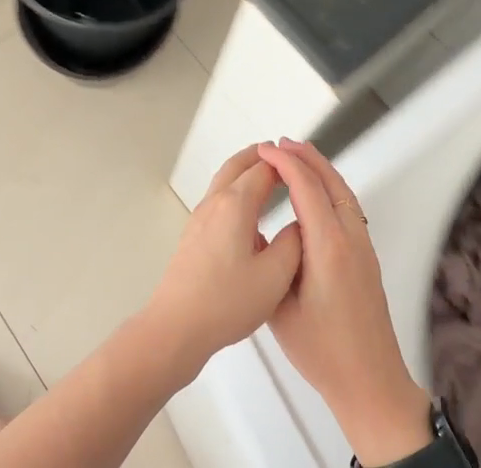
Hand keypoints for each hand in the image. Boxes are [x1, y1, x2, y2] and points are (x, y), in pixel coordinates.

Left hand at [142, 145, 303, 371]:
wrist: (177, 325)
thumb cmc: (227, 302)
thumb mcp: (275, 276)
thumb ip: (293, 244)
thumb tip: (300, 225)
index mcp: (236, 205)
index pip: (263, 170)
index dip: (285, 163)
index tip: (302, 162)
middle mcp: (215, 203)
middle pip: (237, 165)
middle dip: (260, 156)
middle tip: (282, 155)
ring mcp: (200, 217)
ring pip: (224, 180)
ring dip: (245, 171)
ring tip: (268, 176)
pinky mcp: (193, 233)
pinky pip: (218, 197)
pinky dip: (235, 188)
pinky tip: (248, 211)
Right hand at [259, 139, 433, 467]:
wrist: (370, 382)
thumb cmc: (322, 350)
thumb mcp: (281, 305)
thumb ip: (278, 261)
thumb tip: (276, 234)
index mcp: (328, 246)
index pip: (306, 188)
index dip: (284, 163)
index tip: (264, 150)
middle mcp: (351, 239)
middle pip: (331, 182)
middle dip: (306, 157)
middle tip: (281, 143)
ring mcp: (364, 249)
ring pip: (344, 194)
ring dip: (321, 171)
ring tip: (299, 158)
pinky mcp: (367, 260)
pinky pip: (350, 209)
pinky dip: (331, 189)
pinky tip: (317, 196)